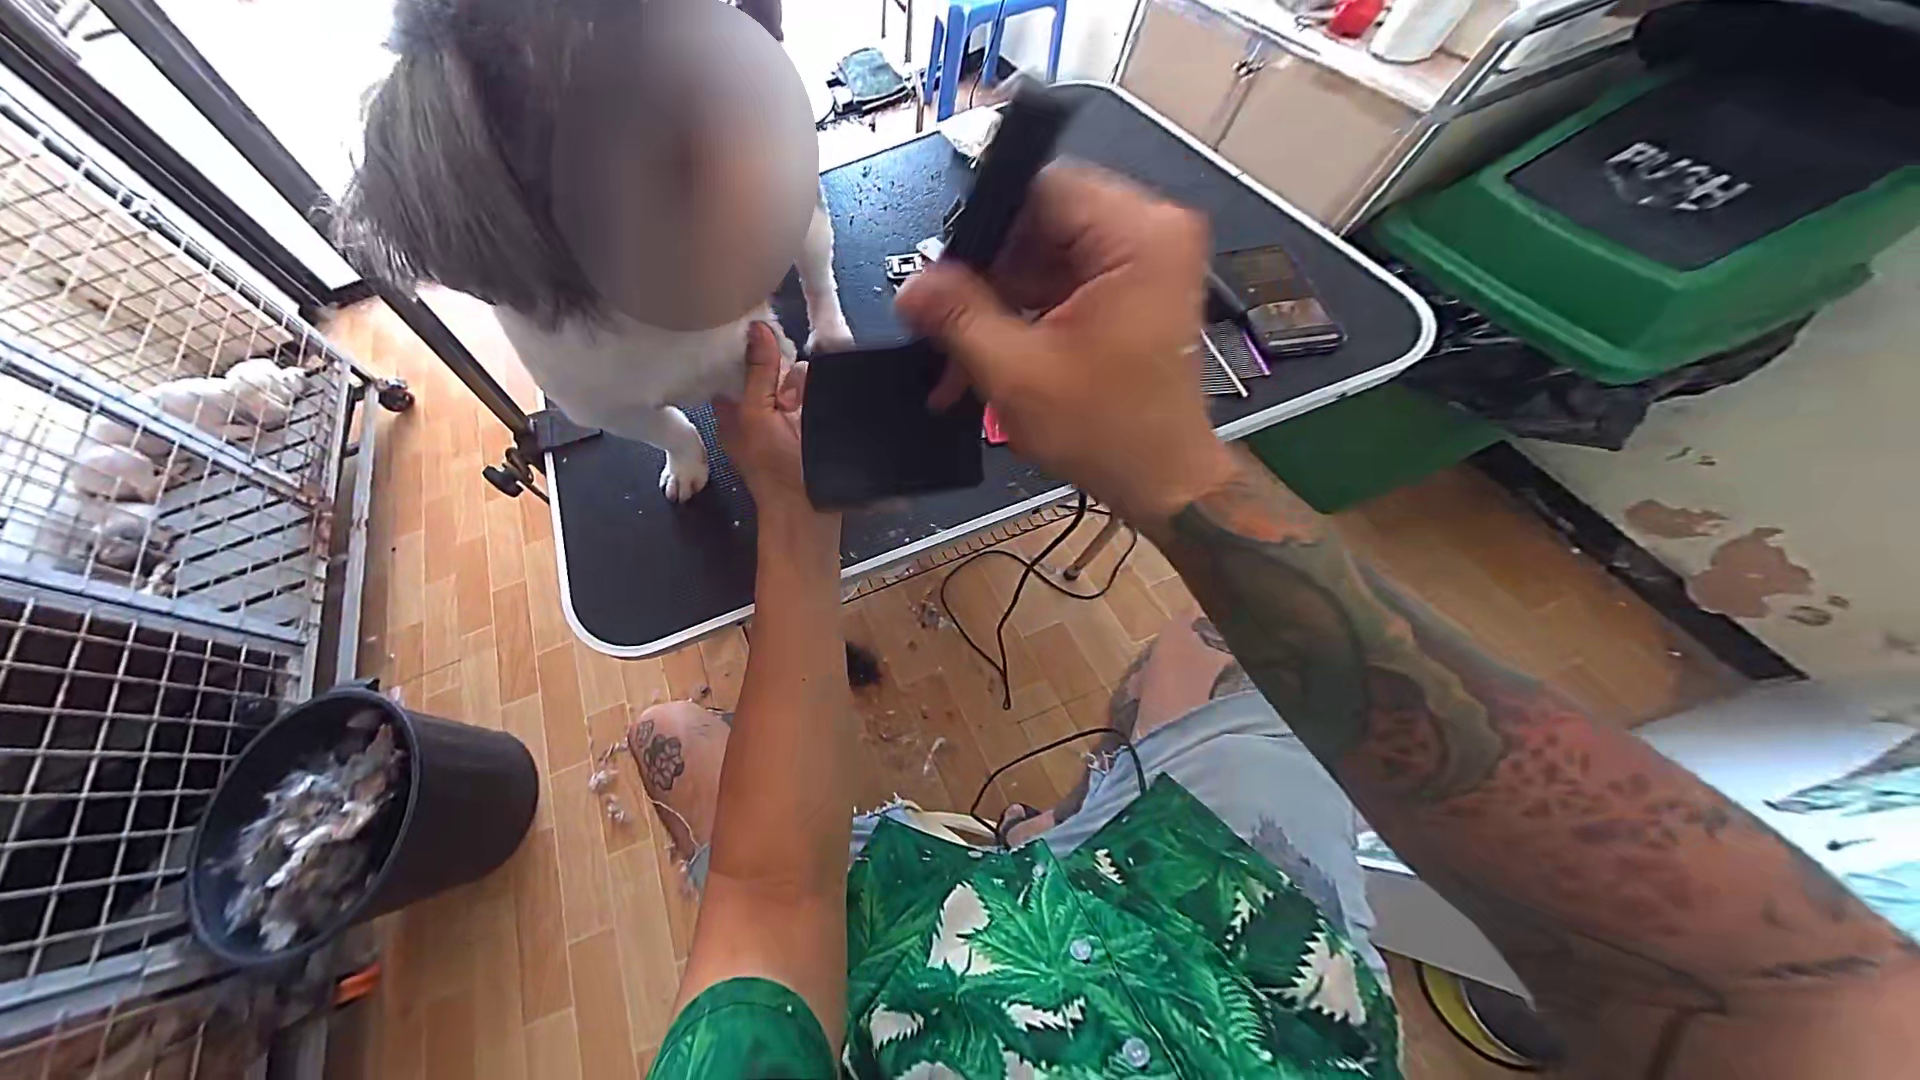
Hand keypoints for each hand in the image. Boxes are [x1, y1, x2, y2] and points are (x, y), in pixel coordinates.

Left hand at [714, 322, 828, 530]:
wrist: (809, 511)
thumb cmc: (774, 469)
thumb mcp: (757, 415)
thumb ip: (758, 372)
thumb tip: (757, 327)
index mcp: (734, 406)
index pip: (739, 361)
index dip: (752, 347)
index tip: (766, 334)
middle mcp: (760, 409)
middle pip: (773, 368)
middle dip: (785, 370)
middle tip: (788, 391)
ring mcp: (789, 419)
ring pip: (799, 381)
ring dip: (806, 384)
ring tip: (804, 406)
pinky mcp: (813, 425)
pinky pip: (818, 397)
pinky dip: (821, 395)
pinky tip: (821, 403)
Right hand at [895, 165, 1233, 523]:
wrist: (1161, 480)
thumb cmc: (1111, 434)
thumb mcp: (1017, 373)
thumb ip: (958, 318)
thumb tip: (914, 287)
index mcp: (1138, 237)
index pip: (1038, 188)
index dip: (981, 226)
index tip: (943, 268)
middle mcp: (1150, 238)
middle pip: (1040, 226)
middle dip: (987, 278)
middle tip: (945, 320)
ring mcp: (1143, 268)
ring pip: (1045, 261)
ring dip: (1000, 305)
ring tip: (963, 354)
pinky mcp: (1130, 296)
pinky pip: (1063, 287)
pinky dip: (1026, 319)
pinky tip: (992, 355)